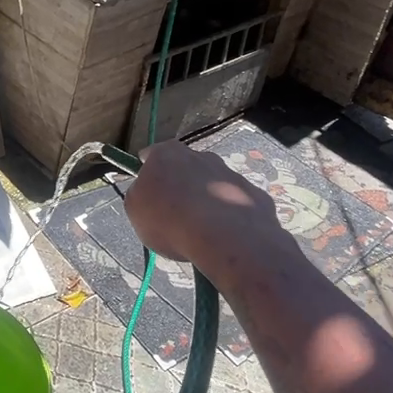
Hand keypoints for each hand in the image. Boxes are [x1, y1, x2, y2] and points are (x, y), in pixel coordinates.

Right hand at [122, 140, 299, 291]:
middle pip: (187, 168)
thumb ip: (140, 195)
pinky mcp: (256, 195)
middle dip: (182, 185)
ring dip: (208, 201)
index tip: (148, 189)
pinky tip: (227, 237)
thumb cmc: (170, 220)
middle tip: (175, 213)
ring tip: (203, 231)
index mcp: (168, 154)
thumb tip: (148, 194)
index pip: (152, 154)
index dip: (148, 171)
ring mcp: (232, 174)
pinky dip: (231, 217)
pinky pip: (238, 204)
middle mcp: (202, 156)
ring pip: (215, 185)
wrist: (225, 238)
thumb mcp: (136, 210)